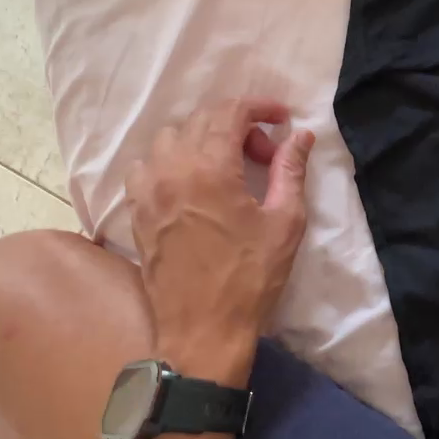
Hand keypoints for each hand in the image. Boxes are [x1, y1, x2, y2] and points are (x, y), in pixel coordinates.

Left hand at [127, 100, 314, 386]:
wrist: (204, 331)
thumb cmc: (252, 277)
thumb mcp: (286, 221)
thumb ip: (291, 170)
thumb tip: (300, 135)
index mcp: (209, 169)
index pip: (229, 112)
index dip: (260, 108)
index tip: (283, 120)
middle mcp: (171, 171)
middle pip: (200, 120)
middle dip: (237, 125)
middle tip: (266, 154)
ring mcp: (147, 192)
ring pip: (170, 139)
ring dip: (203, 139)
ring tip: (230, 165)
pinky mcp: (137, 213)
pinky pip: (148, 166)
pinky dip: (174, 160)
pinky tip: (195, 183)